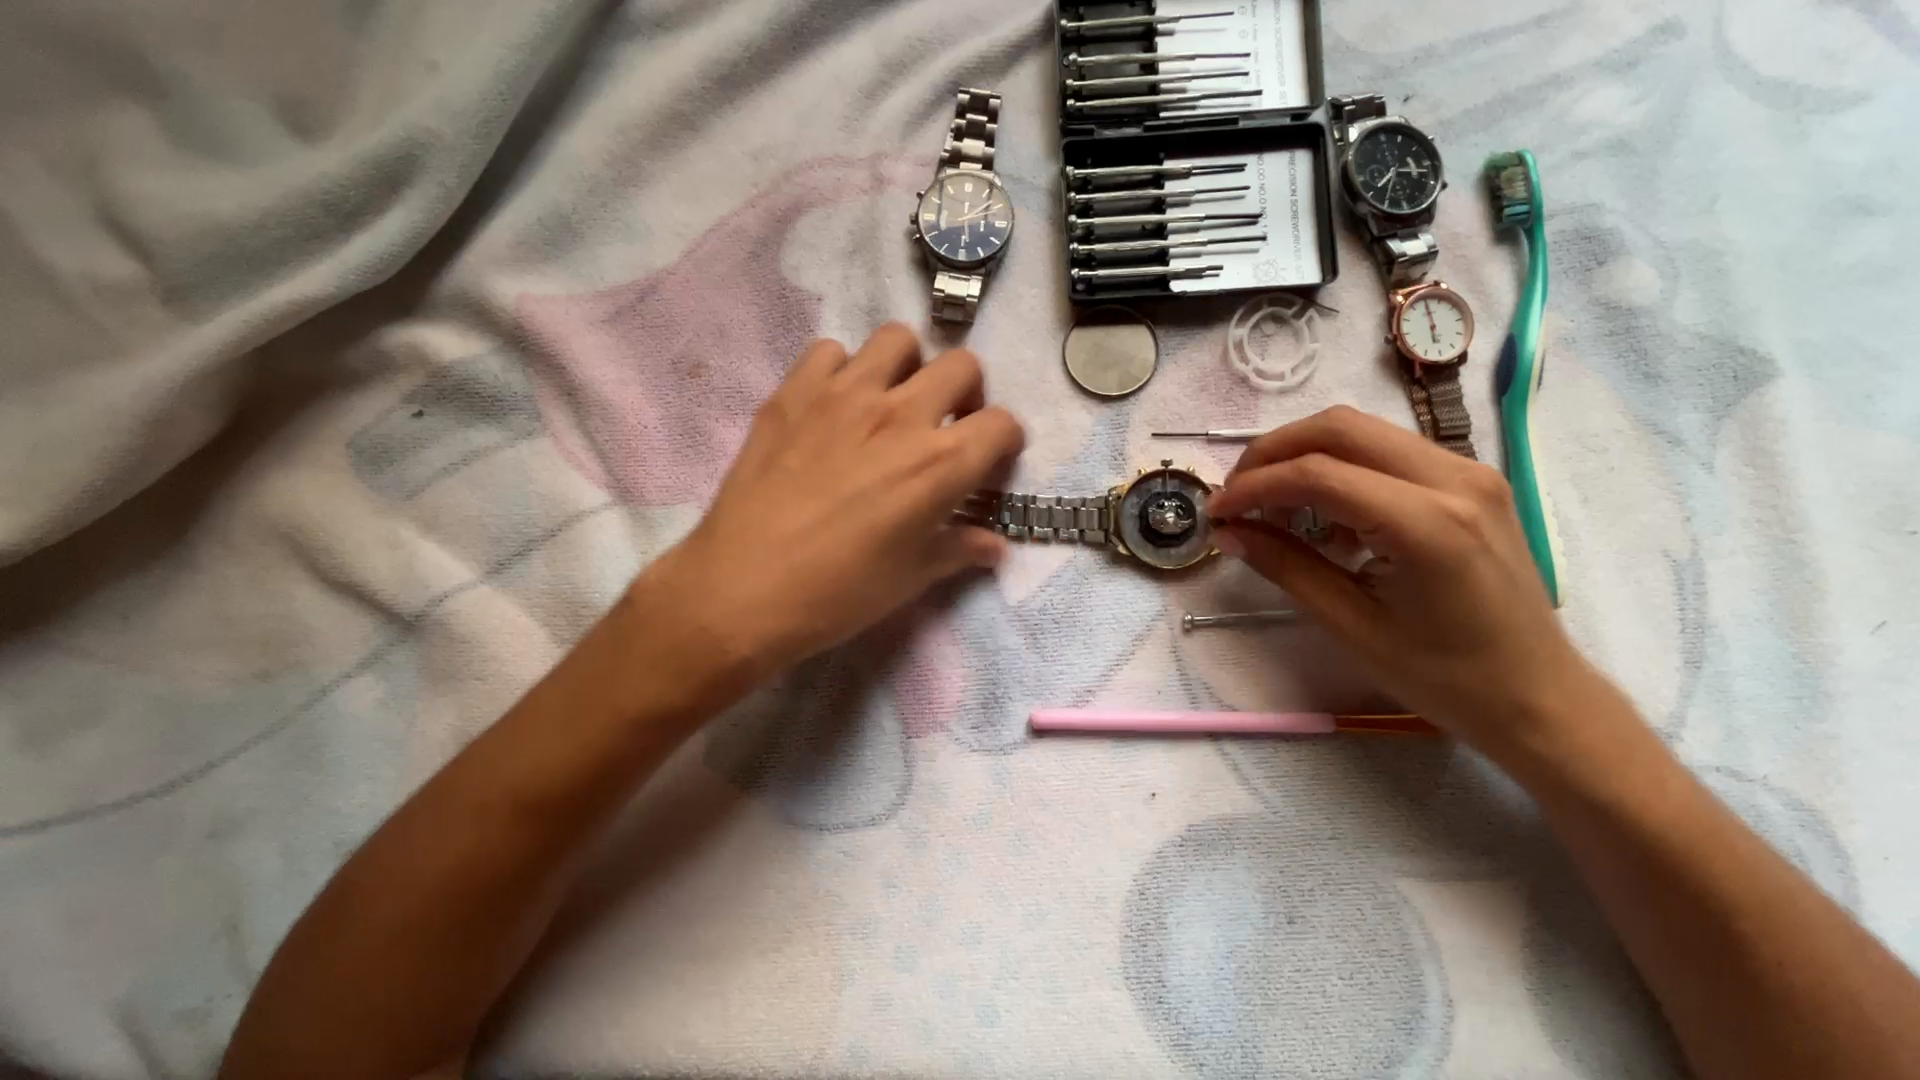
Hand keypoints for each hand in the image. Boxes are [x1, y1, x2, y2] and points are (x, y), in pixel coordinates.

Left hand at [640, 323, 1022, 687]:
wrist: (742, 590)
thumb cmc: (837, 594)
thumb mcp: (909, 578)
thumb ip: (958, 549)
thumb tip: (994, 546)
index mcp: (939, 464)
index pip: (1002, 424)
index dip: (1005, 441)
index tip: (990, 459)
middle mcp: (900, 414)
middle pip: (961, 365)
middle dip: (967, 392)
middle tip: (945, 424)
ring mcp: (843, 394)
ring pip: (897, 339)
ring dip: (907, 367)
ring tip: (891, 401)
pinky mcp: (793, 391)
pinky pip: (830, 351)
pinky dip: (841, 371)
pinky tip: (832, 407)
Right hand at [1208, 406, 1598, 753]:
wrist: (1538, 696)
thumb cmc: (1445, 678)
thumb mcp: (1352, 626)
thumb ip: (1286, 567)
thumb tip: (1230, 532)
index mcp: (1426, 523)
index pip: (1318, 473)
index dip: (1255, 485)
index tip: (1217, 512)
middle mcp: (1454, 479)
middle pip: (1340, 427)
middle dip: (1274, 452)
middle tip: (1238, 494)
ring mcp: (1470, 474)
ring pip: (1365, 432)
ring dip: (1307, 456)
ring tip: (1274, 506)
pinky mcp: (1473, 482)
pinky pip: (1391, 453)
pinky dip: (1344, 469)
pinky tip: (1327, 516)